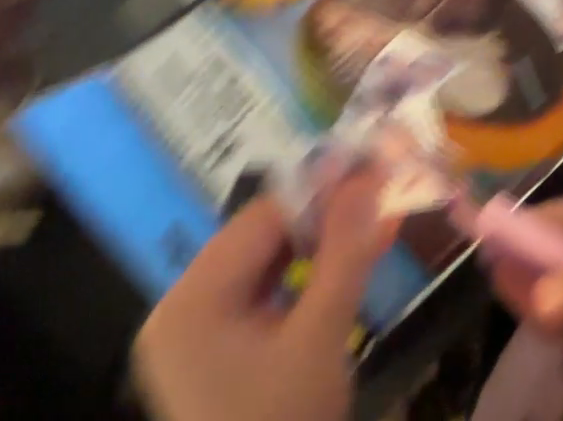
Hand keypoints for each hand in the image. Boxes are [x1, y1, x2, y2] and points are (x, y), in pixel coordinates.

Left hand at [133, 174, 397, 420]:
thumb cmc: (286, 420)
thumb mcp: (322, 334)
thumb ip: (346, 252)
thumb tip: (372, 177)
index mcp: (189, 304)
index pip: (260, 220)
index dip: (321, 189)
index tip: (377, 166)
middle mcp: (179, 307)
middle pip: (260, 235)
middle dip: (323, 212)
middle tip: (383, 191)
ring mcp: (194, 329)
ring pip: (264, 257)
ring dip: (318, 237)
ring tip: (373, 220)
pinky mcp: (215, 346)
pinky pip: (262, 286)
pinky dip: (304, 268)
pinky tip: (344, 259)